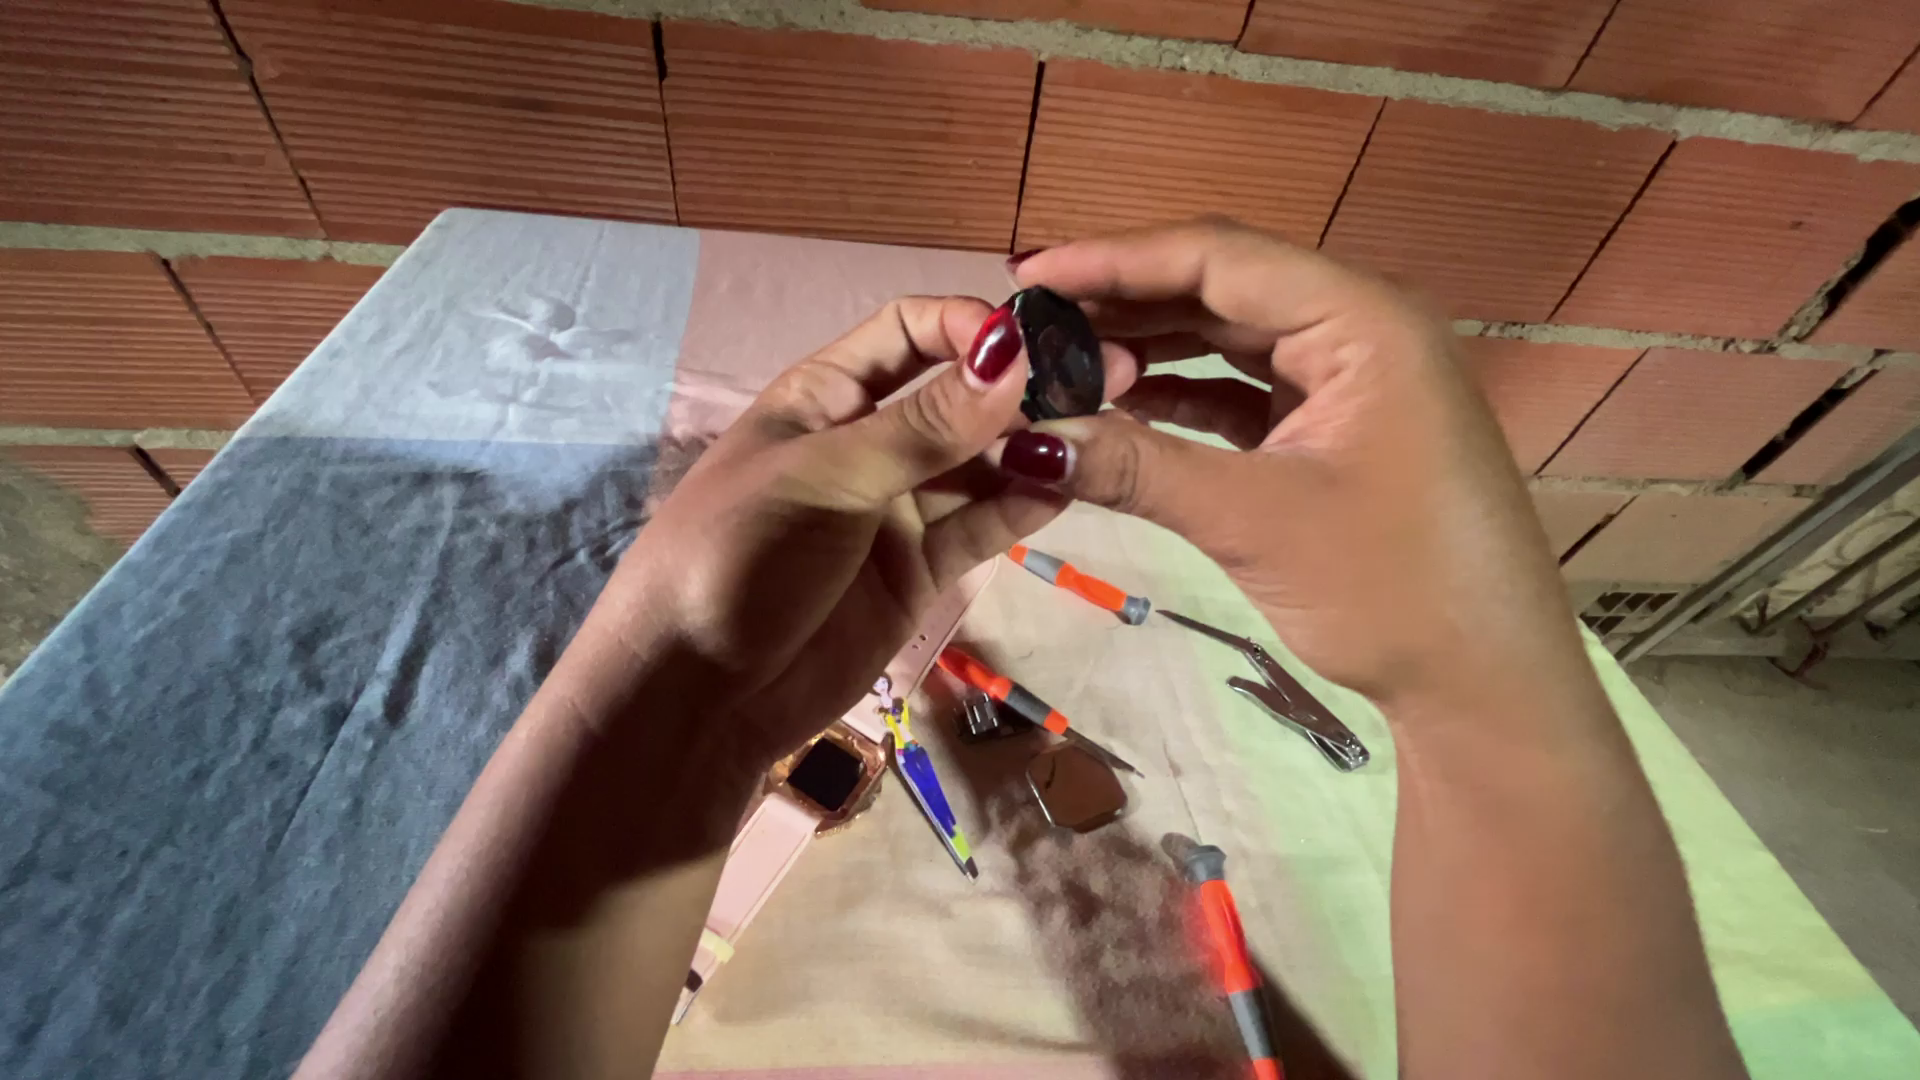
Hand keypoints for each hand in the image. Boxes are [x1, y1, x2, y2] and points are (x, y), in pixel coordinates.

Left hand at [608, 296, 1120, 765]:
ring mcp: (897, 510)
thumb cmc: (740, 557)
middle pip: (956, 399)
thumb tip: (1011, 356)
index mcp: (824, 397)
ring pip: (978, 466)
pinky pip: (979, 527)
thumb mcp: (825, 478)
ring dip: (1029, 451)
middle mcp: (868, 444)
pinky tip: (1062, 488)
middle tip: (1097, 386)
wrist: (703, 694)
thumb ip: (922, 426)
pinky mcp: (921, 569)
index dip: (964, 328)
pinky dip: (1020, 508)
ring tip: (1092, 440)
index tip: (1026, 344)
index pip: (907, 333)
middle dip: (1017, 391)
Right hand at [995, 220, 1578, 706]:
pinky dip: (1178, 397)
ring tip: (1064, 357)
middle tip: (1034, 316)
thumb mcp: (1251, 519)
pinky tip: (1121, 405)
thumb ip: (1136, 469)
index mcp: (1362, 321)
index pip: (1218, 258)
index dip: (1115, 259)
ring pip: (1226, 338)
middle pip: (1220, 289)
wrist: (1480, 681)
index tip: (1030, 273)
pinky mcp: (1328, 429)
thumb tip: (1024, 442)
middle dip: (1124, 300)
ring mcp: (1344, 382)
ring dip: (1148, 347)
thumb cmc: (1388, 589)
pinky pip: (1238, 392)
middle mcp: (1356, 330)